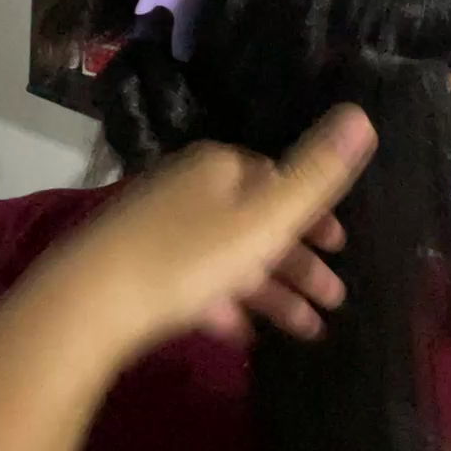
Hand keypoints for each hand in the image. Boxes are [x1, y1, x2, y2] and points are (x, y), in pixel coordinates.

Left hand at [32, 105, 375, 356]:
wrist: (88, 303)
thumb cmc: (188, 257)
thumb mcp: (265, 216)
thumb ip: (316, 172)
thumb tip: (362, 115)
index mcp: (222, 169)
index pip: (279, 181)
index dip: (315, 215)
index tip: (342, 248)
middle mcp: (191, 188)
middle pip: (257, 223)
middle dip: (299, 263)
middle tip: (335, 300)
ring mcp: (161, 228)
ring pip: (230, 256)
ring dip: (271, 292)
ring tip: (307, 331)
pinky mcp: (139, 267)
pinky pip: (194, 281)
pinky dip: (224, 305)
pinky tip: (240, 335)